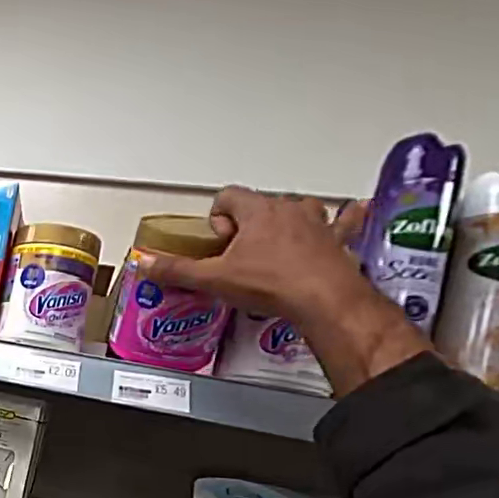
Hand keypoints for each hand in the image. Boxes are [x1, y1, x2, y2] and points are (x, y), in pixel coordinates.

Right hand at [144, 187, 432, 396]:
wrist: (323, 300)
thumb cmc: (273, 284)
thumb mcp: (214, 279)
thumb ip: (177, 269)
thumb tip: (146, 264)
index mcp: (257, 211)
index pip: (228, 197)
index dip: (218, 218)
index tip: (218, 243)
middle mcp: (288, 210)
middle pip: (260, 205)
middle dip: (247, 224)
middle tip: (240, 254)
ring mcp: (317, 223)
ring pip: (298, 209)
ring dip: (287, 220)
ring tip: (277, 243)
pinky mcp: (338, 240)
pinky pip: (345, 221)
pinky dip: (347, 218)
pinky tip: (352, 212)